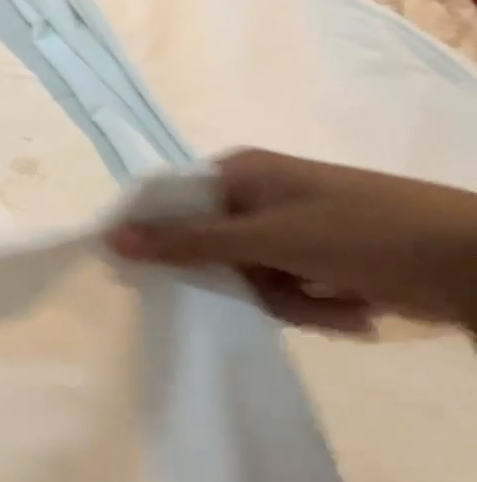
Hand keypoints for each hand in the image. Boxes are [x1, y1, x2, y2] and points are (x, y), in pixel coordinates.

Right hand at [109, 149, 476, 330]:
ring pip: (248, 274)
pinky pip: (287, 286)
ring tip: (329, 304)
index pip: (169, 202)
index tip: (153, 272)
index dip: (155, 236)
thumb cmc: (368, 235)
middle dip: (238, 279)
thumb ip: (188, 242)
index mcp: (243, 173)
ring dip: (283, 299)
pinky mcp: (328, 257)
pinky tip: (351, 309)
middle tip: (262, 292)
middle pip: (208, 245)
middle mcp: (264, 195)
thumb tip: (112, 238)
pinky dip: (314, 304)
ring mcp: (299, 227)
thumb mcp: (270, 239)